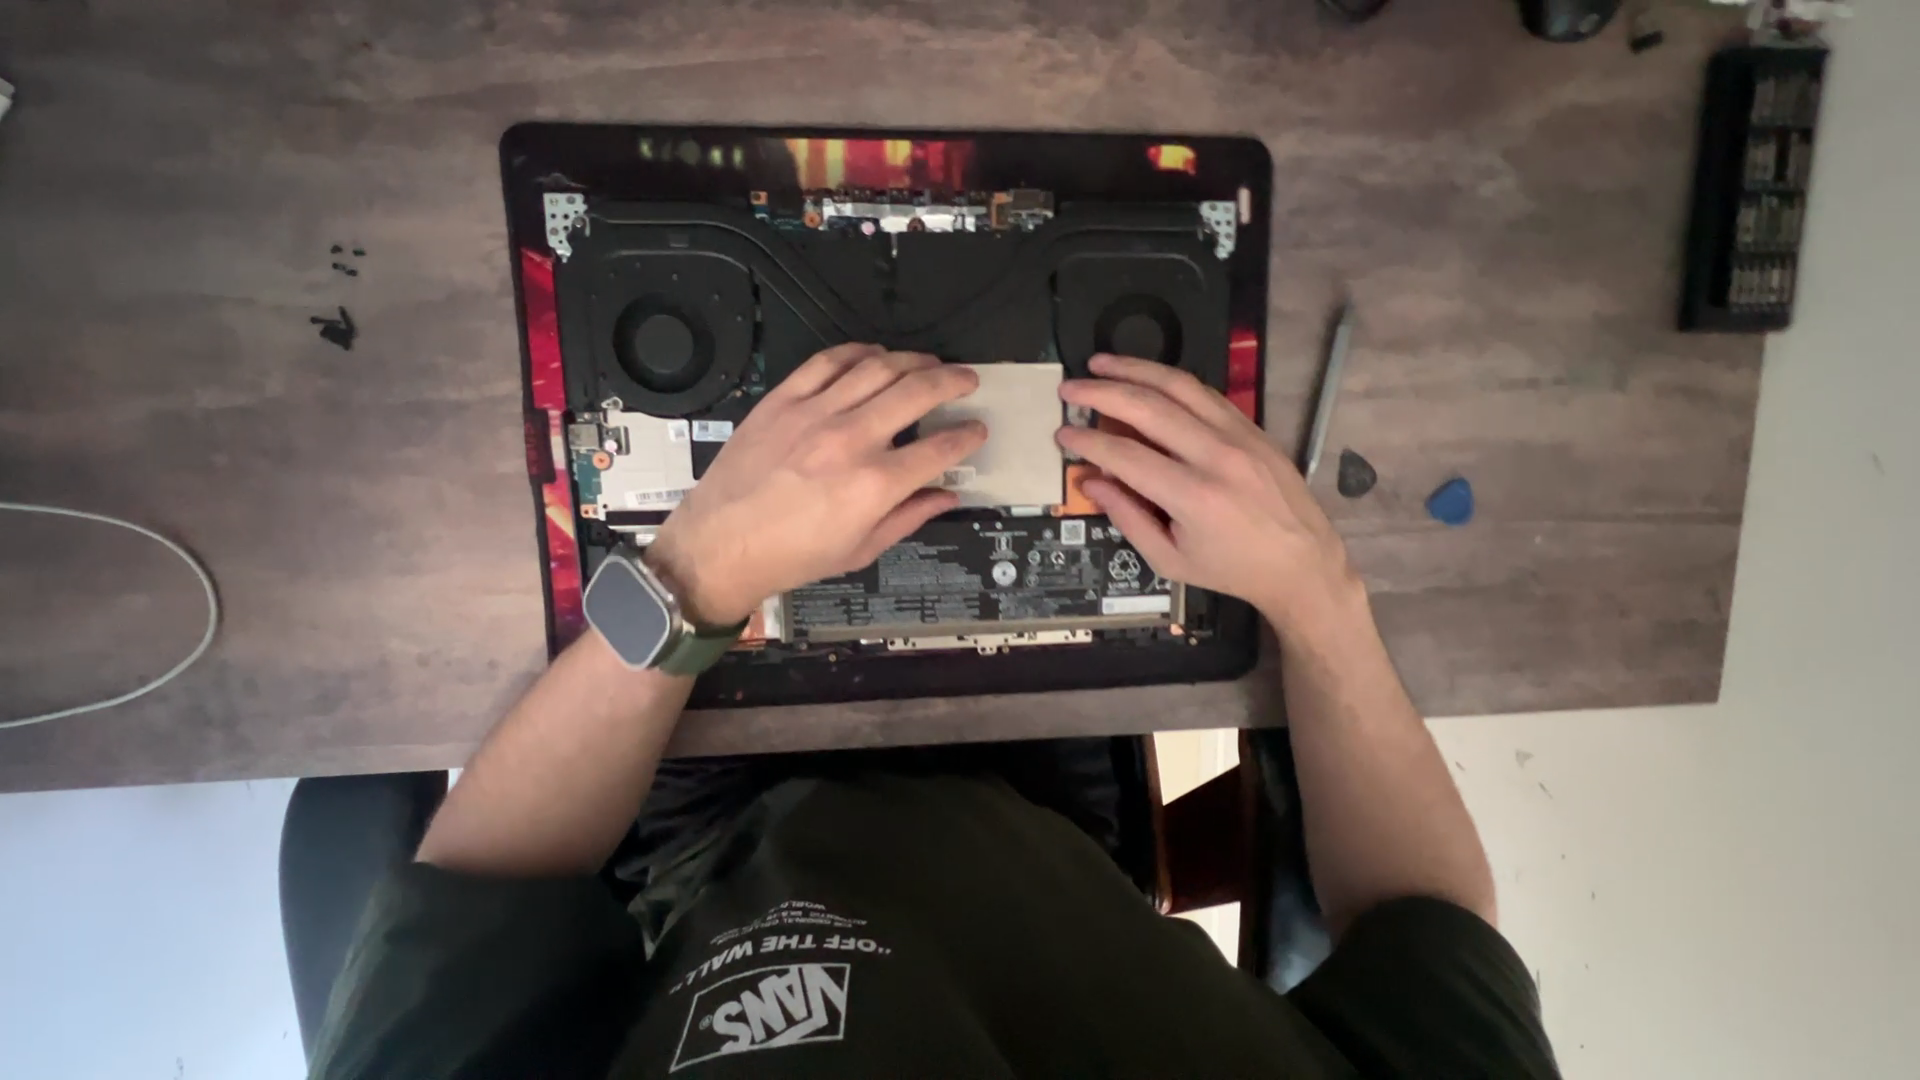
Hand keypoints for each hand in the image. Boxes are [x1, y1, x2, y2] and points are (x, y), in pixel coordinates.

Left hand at [644, 344, 986, 626]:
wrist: (720, 546)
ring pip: (877, 367)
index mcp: (875, 485)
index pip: (940, 449)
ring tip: (929, 363)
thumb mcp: (861, 550)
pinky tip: (874, 355)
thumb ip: (910, 517)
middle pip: (917, 392)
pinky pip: (827, 362)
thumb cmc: (791, 556)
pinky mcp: (783, 401)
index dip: (967, 436)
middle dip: (952, 381)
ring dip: (912, 360)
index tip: (976, 430)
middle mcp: (850, 441)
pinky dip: (856, 352)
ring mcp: (814, 415)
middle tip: (966, 380)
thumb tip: (945, 497)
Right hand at [1056, 354, 1362, 635]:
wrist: (1303, 563)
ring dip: (1135, 369)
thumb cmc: (1232, 569)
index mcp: (1194, 496)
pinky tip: (1146, 377)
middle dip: (1102, 393)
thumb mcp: (1170, 560)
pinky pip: (1206, 394)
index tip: (1063, 435)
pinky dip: (1170, 381)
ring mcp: (1240, 436)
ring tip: (1101, 362)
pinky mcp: (1253, 428)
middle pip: (1149, 408)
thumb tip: (1091, 482)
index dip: (1088, 443)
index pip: (1126, 456)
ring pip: (1180, 387)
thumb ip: (1127, 519)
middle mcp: (1217, 457)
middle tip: (1070, 388)